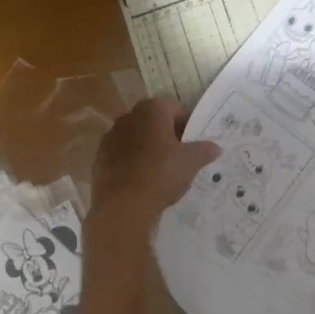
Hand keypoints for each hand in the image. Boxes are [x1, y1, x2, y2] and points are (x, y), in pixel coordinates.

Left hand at [90, 99, 220, 230]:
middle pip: (153, 120)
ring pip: (136, 137)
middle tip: (180, 154)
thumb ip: (203, 150)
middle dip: (167, 133)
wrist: (122, 205)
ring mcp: (111, 137)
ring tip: (161, 169)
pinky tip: (142, 180)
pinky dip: (132, 161)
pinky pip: (122, 154)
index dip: (187, 123)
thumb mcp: (191, 162)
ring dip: (148, 147)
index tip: (194, 141)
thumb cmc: (161, 174)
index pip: (175, 108)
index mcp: (152, 110)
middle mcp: (129, 116)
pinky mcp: (99, 158)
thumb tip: (215, 147)